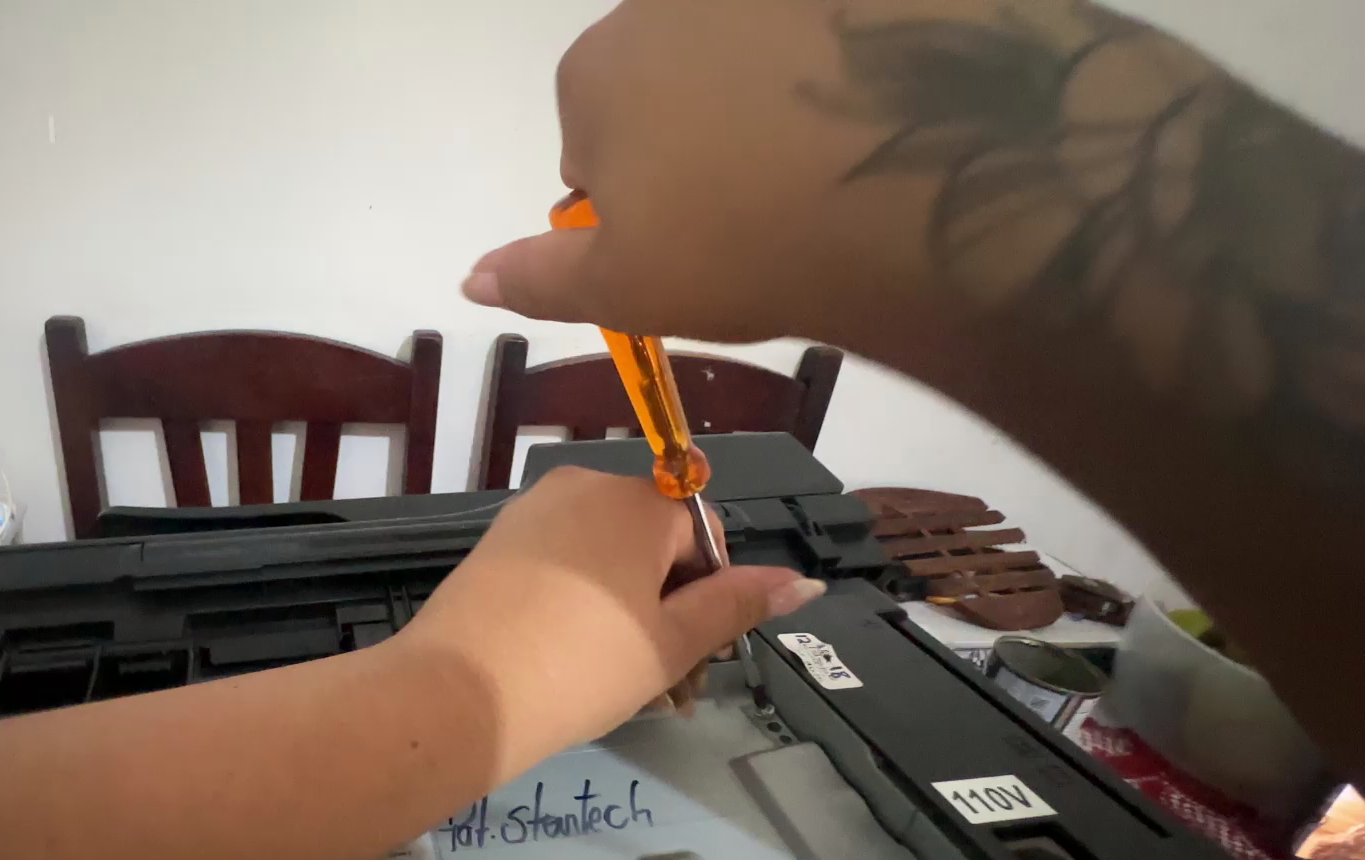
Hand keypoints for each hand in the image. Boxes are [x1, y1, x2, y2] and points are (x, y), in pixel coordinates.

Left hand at [396, 467, 823, 774]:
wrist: (460, 691)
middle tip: (665, 684)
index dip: (710, 594)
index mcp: (635, 500)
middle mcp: (581, 487)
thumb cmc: (581, 665)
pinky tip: (570, 654)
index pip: (702, 533)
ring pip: (604, 556)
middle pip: (650, 542)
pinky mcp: (495, 540)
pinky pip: (559, 560)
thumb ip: (738, 605)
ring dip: (626, 610)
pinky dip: (579, 599)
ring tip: (619, 680)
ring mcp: (530, 511)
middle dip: (668, 607)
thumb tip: (805, 582)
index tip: (693, 653)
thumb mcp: (672, 642)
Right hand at [460, 0, 946, 354]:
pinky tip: (869, 126)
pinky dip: (836, 73)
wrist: (929, 190)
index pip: (587, 139)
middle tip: (744, 211)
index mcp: (599, 71)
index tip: (674, 239)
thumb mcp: (620, 288)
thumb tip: (469, 278)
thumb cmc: (737, 246)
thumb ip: (537, 279)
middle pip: (661, 84)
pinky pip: (829, 33)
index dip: (625, 198)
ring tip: (813, 172)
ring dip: (757, 105)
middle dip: (684, 142)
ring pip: (743, 53)